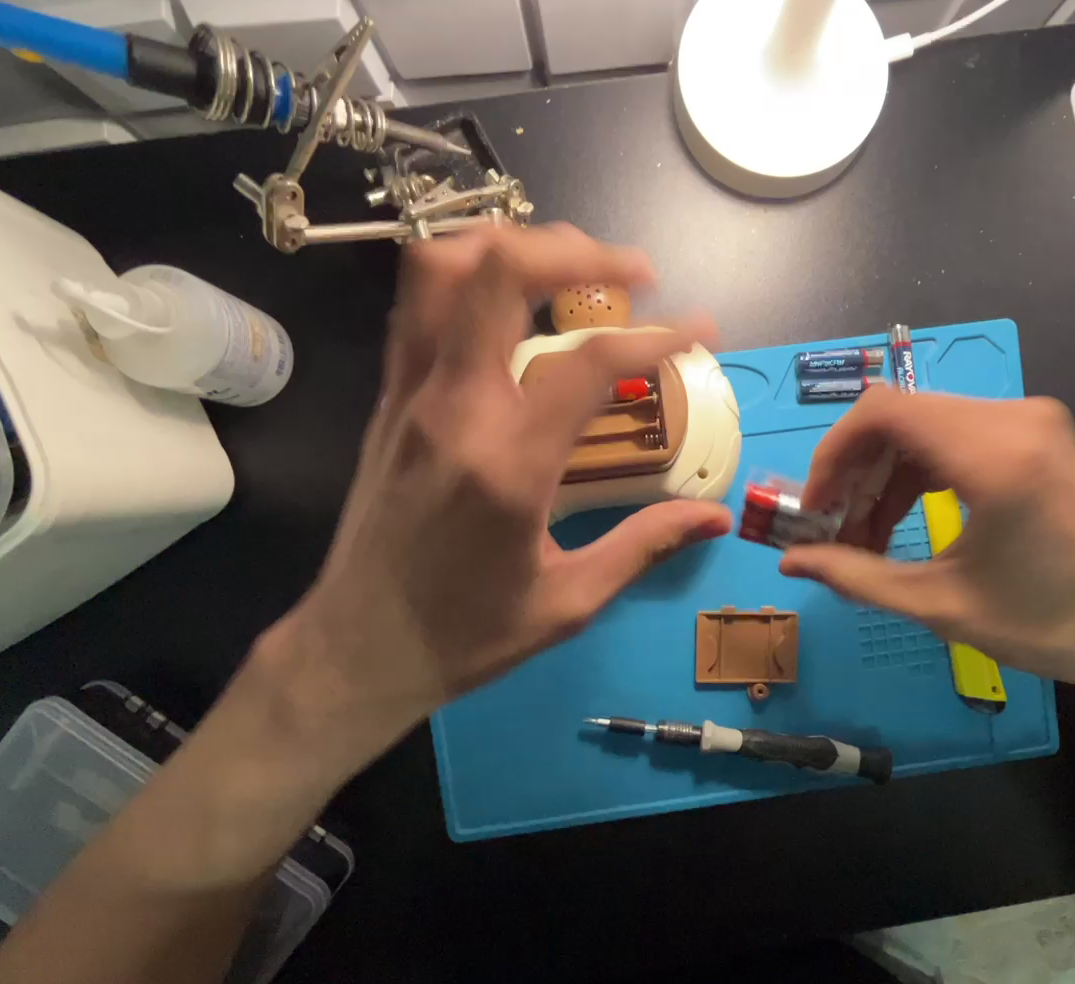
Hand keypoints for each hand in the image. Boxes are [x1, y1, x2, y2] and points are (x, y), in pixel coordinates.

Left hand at [273, 225, 731, 743]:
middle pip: (499, 273)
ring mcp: (409, 396)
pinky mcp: (387, 400)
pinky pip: (419, 306)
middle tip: (633, 274)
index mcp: (508, 466)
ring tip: (567, 266)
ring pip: (441, 269)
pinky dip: (466, 277)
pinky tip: (509, 301)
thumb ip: (644, 546)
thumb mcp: (568, 604)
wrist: (358, 647)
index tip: (701, 332)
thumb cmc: (467, 635)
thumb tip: (716, 519)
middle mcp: (452, 410)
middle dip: (576, 251)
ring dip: (510, 246)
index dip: (657, 336)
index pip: (589, 364)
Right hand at [778, 388, 1074, 712]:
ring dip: (883, 475)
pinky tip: (901, 517)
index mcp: (995, 456)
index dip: (832, 452)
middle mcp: (1017, 419)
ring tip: (863, 534)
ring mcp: (1034, 422)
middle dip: (853, 469)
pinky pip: (956, 435)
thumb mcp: (937, 604)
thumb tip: (788, 561)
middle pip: (900, 415)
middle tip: (832, 526)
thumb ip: (854, 575)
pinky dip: (918, 472)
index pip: (883, 413)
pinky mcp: (1040, 435)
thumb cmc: (1042, 626)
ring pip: (924, 425)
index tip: (815, 505)